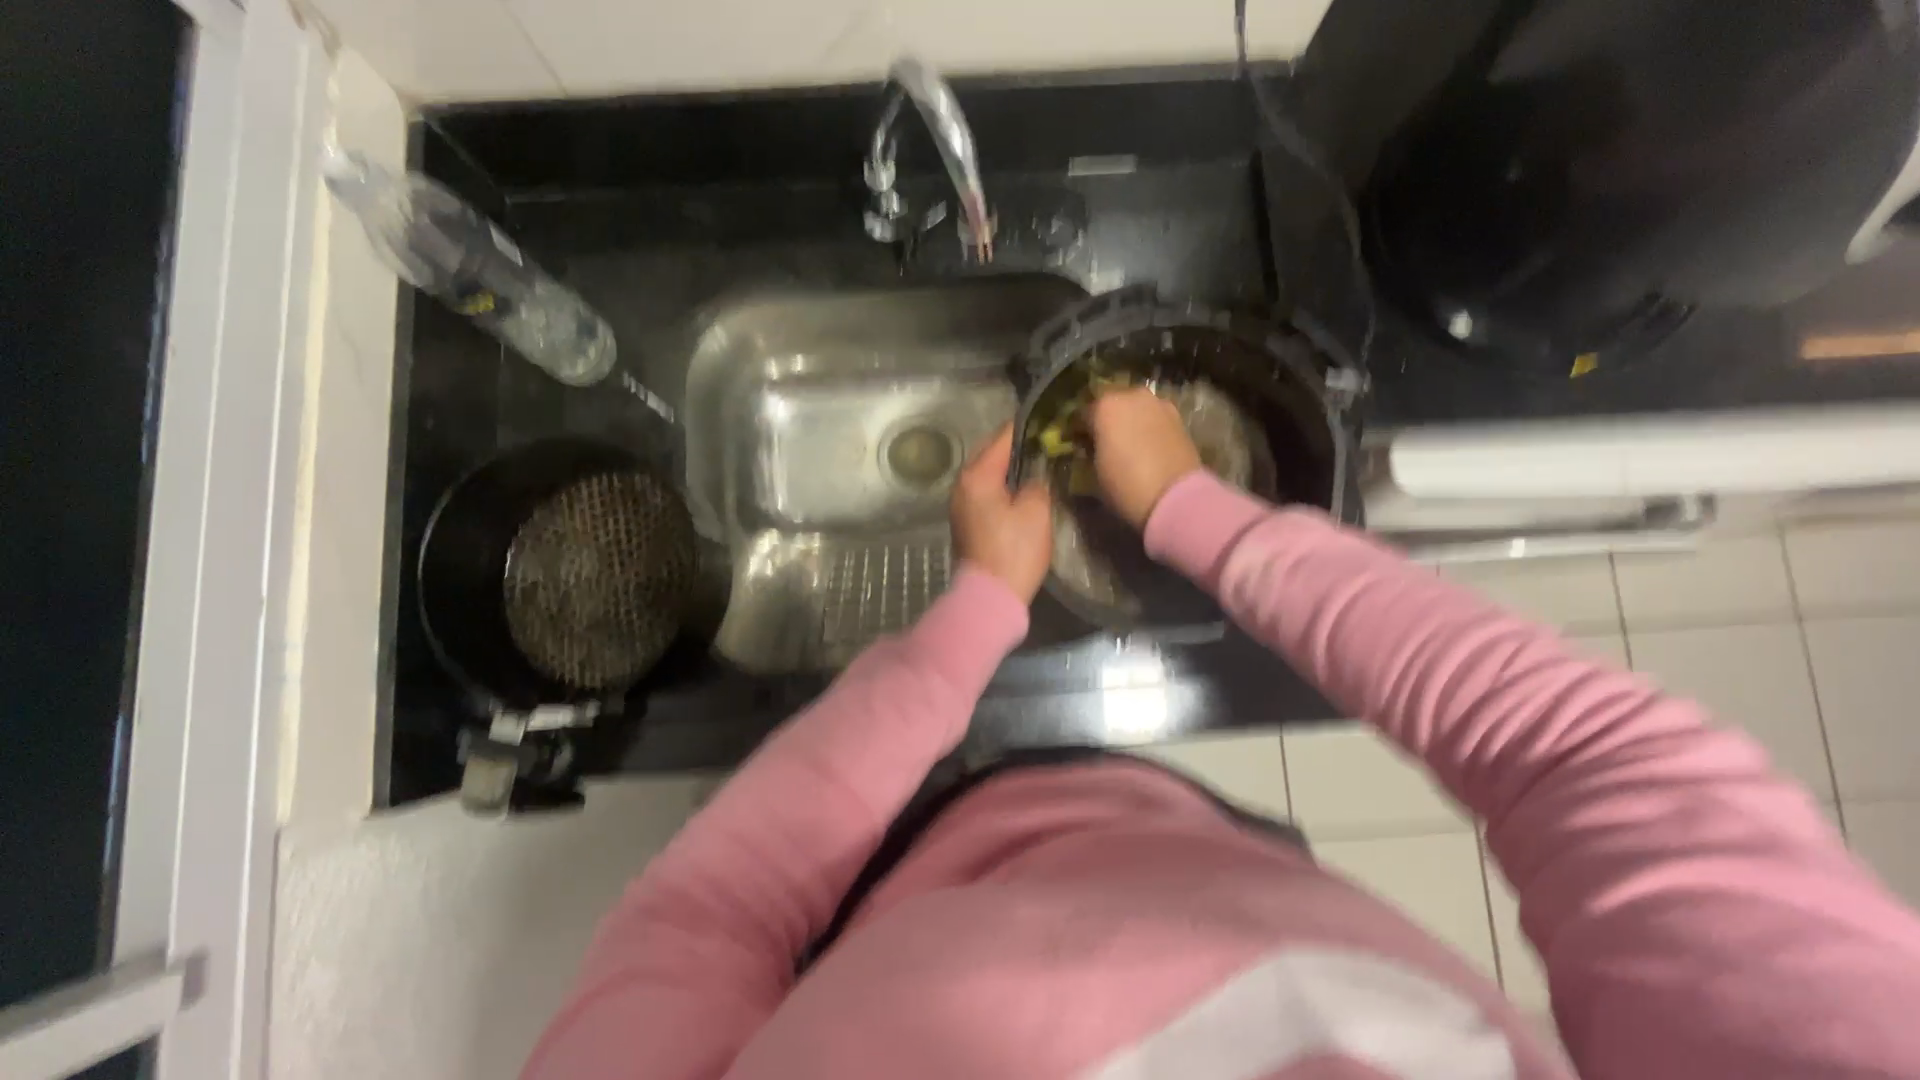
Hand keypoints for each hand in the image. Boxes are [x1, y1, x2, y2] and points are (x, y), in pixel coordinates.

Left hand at [950, 425, 1052, 602]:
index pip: (1004, 436)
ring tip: (1039, 464)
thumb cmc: (1014, 551)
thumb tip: (1033, 475)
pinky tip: (1023, 490)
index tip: (1050, 420)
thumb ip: (1036, 482)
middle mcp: (962, 484)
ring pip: (988, 474)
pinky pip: (986, 493)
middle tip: (1048, 442)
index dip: (1028, 426)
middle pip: (992, 453)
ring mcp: (961, 504)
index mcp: (977, 475)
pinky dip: (1003, 487)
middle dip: (1018, 446)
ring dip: (1010, 468)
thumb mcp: (1036, 511)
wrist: (989, 597)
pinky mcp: (966, 522)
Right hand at [1086, 388, 1202, 527]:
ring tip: (1125, 441)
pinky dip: (1146, 425)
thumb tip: (1091, 446)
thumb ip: (1090, 451)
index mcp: (1104, 406)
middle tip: (1101, 439)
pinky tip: (1144, 443)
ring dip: (1127, 419)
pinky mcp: (1177, 416)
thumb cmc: (1126, 485)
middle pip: (1110, 402)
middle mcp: (1131, 395)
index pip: (1081, 414)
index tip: (1074, 443)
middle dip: (1103, 418)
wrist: (1175, 498)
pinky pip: (1153, 416)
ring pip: (1134, 406)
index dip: (1076, 430)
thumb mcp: (1094, 472)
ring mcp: (1158, 403)